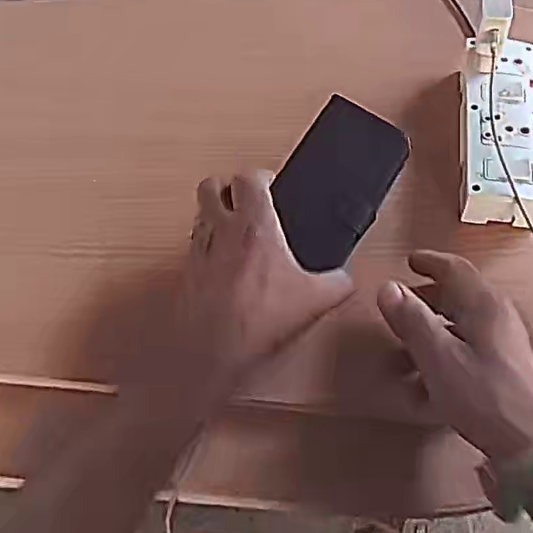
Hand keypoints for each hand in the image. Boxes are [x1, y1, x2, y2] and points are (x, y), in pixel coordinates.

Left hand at [134, 171, 353, 406]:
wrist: (213, 356)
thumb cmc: (259, 322)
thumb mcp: (315, 302)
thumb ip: (337, 283)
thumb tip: (345, 279)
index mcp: (254, 225)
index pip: (249, 177)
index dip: (262, 176)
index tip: (272, 185)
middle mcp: (220, 230)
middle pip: (212, 185)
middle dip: (227, 187)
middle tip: (245, 199)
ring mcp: (199, 251)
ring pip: (199, 213)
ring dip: (214, 213)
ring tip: (235, 229)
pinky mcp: (186, 273)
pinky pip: (194, 245)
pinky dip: (206, 245)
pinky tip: (223, 264)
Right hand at [377, 250, 532, 463]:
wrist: (525, 440)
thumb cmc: (483, 397)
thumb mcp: (437, 356)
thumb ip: (412, 320)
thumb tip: (389, 289)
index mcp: (485, 306)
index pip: (456, 269)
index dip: (431, 262)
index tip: (411, 260)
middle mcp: (499, 316)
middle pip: (460, 292)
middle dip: (429, 293)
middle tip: (404, 299)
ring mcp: (505, 339)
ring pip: (465, 316)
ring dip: (436, 317)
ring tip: (412, 332)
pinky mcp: (506, 362)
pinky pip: (472, 337)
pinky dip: (449, 337)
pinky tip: (434, 361)